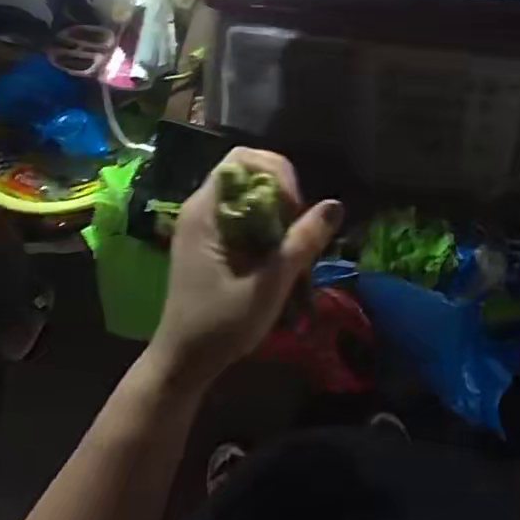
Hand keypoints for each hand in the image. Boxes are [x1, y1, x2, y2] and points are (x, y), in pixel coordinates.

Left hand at [150, 148, 342, 385]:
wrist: (183, 361)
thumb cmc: (220, 327)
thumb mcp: (267, 286)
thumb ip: (300, 244)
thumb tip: (335, 204)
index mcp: (204, 211)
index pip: (242, 159)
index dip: (276, 173)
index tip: (294, 209)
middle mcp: (201, 207)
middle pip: (248, 171)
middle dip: (281, 191)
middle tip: (297, 228)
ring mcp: (204, 223)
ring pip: (248, 193)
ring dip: (277, 210)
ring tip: (291, 243)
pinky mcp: (211, 239)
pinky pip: (243, 213)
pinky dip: (266, 225)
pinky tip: (278, 254)